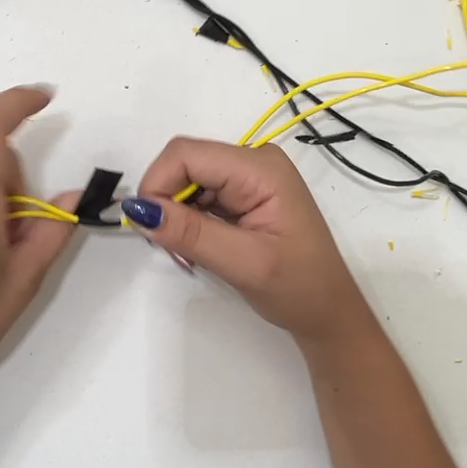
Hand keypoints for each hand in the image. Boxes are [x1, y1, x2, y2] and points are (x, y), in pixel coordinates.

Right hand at [123, 139, 375, 345]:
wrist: (328, 312)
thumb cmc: (298, 288)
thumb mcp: (243, 263)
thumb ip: (190, 233)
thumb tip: (138, 209)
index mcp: (260, 168)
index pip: (186, 155)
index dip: (158, 184)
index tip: (150, 228)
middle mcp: (252, 161)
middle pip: (184, 163)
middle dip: (165, 202)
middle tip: (172, 249)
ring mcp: (247, 176)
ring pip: (186, 180)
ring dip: (175, 215)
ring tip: (188, 255)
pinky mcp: (241, 193)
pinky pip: (198, 194)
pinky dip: (187, 221)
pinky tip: (197, 248)